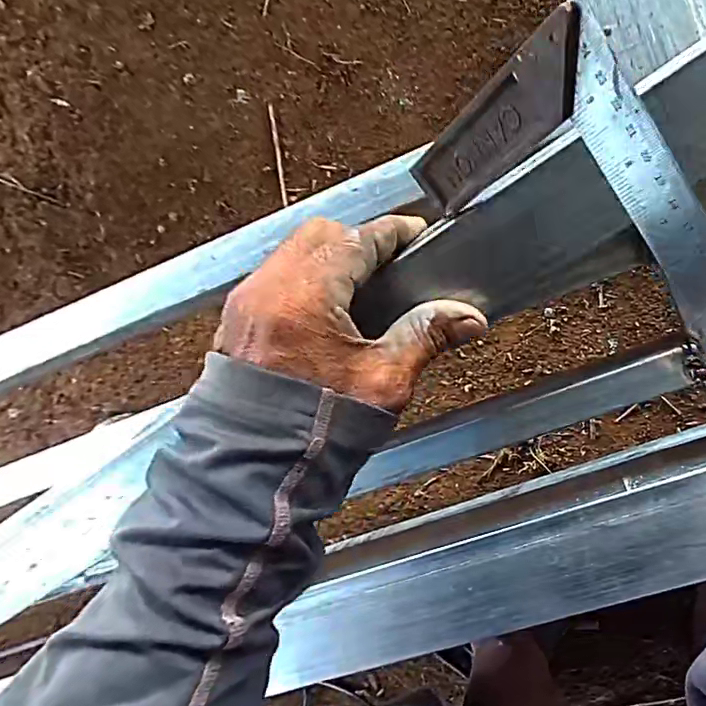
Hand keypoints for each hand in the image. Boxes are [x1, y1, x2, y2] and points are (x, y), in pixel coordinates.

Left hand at [214, 216, 486, 412]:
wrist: (252, 473)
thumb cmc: (312, 430)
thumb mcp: (385, 380)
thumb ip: (427, 336)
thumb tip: (467, 318)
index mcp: (304, 298)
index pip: (356, 240)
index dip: (393, 232)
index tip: (416, 234)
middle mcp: (266, 291)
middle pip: (319, 235)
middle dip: (360, 240)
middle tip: (394, 259)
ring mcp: (246, 305)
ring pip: (294, 253)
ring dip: (332, 258)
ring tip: (368, 284)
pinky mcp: (238, 323)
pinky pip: (277, 279)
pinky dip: (309, 280)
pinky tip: (335, 309)